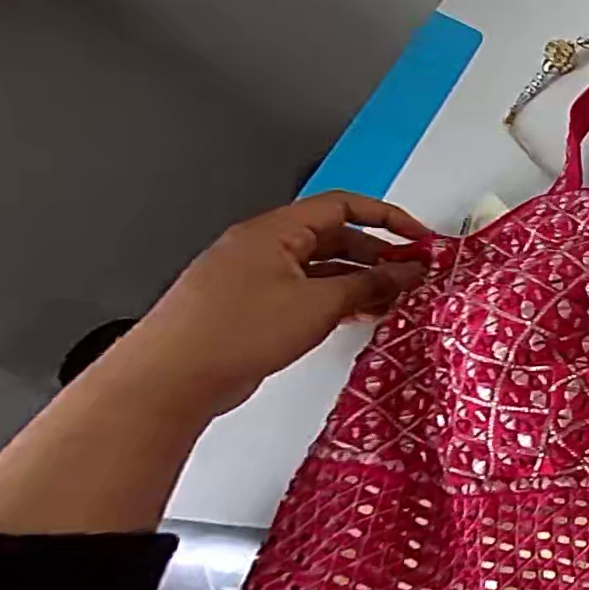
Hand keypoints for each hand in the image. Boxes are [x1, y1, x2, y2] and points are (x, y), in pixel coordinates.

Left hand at [111, 191, 430, 416]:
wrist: (168, 382)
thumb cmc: (238, 331)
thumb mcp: (321, 303)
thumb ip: (372, 282)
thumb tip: (409, 270)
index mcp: (274, 232)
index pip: (343, 206)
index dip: (388, 217)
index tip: (420, 238)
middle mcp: (265, 248)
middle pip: (337, 237)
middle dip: (380, 254)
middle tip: (413, 274)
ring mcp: (259, 278)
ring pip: (327, 268)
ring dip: (364, 281)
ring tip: (395, 299)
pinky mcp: (257, 307)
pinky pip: (312, 291)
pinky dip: (342, 299)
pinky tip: (364, 315)